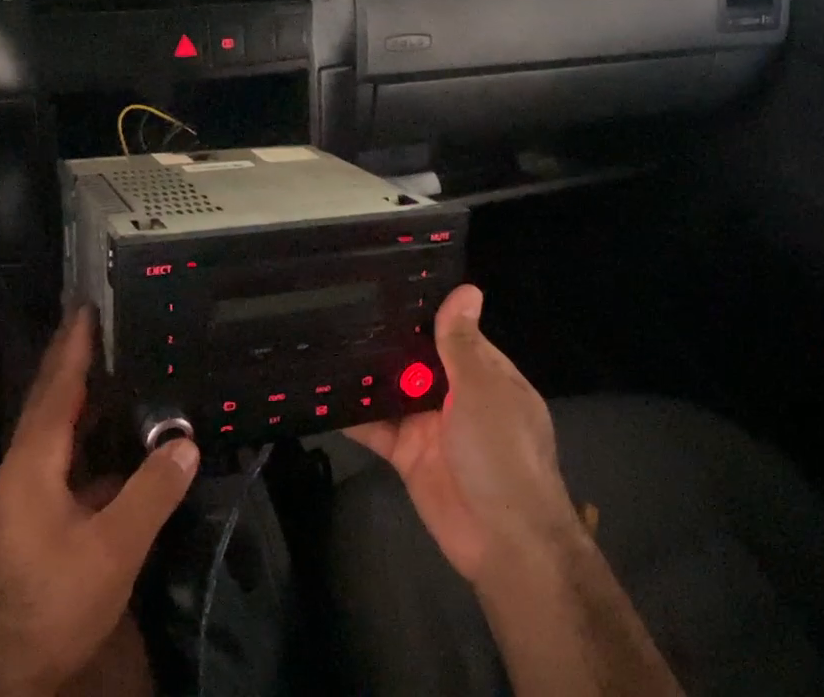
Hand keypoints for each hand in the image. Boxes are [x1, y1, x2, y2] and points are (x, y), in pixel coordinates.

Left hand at [0, 307, 198, 694]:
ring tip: (96, 369)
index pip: (56, 387)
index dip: (73, 347)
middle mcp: (18, 467)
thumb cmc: (49, 602)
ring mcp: (16, 495)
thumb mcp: (112, 549)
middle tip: (90, 326)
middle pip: (42, 401)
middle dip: (63, 361)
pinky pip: (50, 457)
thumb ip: (150, 493)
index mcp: (32, 461)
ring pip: (43, 430)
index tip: (86, 307)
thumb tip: (185, 442)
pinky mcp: (25, 519)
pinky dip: (72, 436)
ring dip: (65, 396)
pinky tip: (98, 442)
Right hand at [344, 284, 581, 584]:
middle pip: (417, 363)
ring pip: (391, 392)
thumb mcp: (484, 390)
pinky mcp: (407, 455)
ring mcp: (431, 427)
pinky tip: (319, 396)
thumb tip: (466, 289)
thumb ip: (462, 344)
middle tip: (337, 305)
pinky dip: (350, 416)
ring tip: (323, 341)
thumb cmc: (502, 453)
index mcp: (486, 377)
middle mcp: (458, 398)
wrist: (504, 539)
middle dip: (386, 342)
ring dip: (364, 376)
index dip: (424, 313)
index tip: (385, 283)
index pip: (453, 335)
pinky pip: (375, 429)